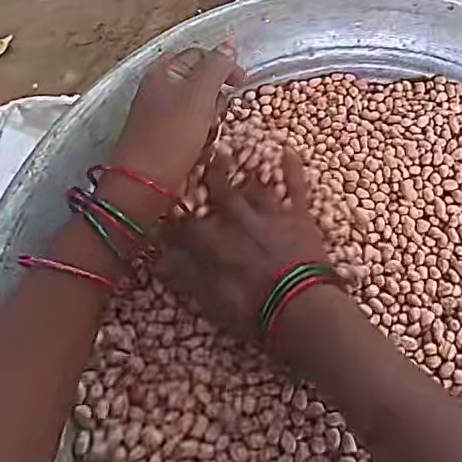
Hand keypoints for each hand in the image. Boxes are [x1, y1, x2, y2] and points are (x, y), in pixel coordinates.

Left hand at [109, 46, 243, 190]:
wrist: (145, 183)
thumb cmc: (172, 135)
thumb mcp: (199, 94)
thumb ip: (216, 67)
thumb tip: (229, 47)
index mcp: (164, 71)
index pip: (201, 55)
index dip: (223, 65)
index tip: (241, 82)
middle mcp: (161, 88)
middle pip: (202, 82)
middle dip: (217, 96)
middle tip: (215, 112)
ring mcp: (163, 113)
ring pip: (201, 106)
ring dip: (211, 117)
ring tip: (207, 132)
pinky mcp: (167, 136)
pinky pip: (194, 127)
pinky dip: (202, 133)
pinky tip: (201, 145)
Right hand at [158, 148, 334, 343]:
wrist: (302, 308)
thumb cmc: (253, 311)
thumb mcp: (211, 300)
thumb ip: (186, 274)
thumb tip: (158, 258)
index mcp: (213, 241)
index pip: (186, 224)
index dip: (175, 218)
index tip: (166, 211)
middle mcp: (238, 219)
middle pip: (218, 193)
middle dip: (206, 178)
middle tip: (198, 161)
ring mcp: (269, 214)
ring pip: (252, 187)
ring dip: (241, 174)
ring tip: (230, 158)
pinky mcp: (298, 216)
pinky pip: (295, 185)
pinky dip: (291, 168)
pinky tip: (287, 151)